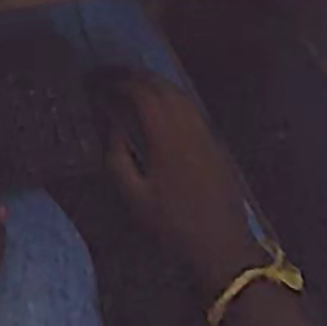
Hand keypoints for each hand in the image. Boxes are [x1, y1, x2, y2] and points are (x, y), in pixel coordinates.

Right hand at [104, 75, 260, 290]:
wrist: (223, 250)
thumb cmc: (174, 225)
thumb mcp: (134, 197)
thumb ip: (118, 157)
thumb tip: (114, 128)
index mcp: (167, 140)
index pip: (144, 95)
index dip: (122, 82)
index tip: (103, 82)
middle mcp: (189, 130)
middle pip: (163, 88)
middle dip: (137, 76)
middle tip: (114, 75)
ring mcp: (206, 135)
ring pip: (181, 95)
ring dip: (156, 83)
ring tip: (134, 81)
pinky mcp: (216, 144)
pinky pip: (192, 108)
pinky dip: (173, 96)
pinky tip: (161, 103)